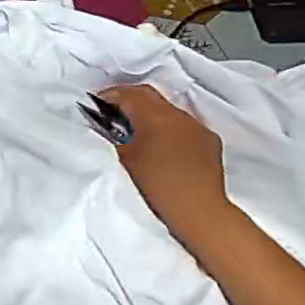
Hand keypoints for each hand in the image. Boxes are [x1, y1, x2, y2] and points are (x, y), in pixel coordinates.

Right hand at [98, 85, 234, 241]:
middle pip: (148, 95)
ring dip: (148, 113)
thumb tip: (106, 125)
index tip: (95, 104)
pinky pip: (183, 125)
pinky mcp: (209, 140)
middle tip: (110, 110)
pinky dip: (167, 127)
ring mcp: (197, 127)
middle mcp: (178, 115)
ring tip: (133, 128)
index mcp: (154, 117)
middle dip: (127, 98)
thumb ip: (114, 135)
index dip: (108, 96)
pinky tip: (160, 144)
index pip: (127, 94)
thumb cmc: (155, 184)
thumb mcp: (124, 157)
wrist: (197, 210)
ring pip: (167, 109)